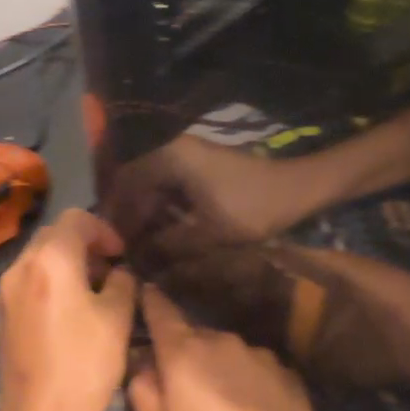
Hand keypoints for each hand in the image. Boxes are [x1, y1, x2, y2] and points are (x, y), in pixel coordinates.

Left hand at [0, 209, 137, 410]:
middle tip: (112, 271)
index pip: (76, 219)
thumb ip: (123, 282)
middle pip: (55, 235)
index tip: (123, 255)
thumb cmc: (84, 366)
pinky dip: (52, 283)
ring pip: (40, 259)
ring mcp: (5, 291)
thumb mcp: (117, 319)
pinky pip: (30, 281)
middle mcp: (20, 266)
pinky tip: (72, 311)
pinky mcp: (1, 315)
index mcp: (50, 260)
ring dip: (68, 264)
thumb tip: (120, 271)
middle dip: (85, 245)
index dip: (105, 230)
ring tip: (96, 292)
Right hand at [108, 135, 321, 246]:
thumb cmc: (253, 208)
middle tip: (122, 249)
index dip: (114, 214)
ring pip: (152, 186)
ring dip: (145, 214)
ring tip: (139, 247)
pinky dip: (162, 209)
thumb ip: (169, 245)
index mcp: (170, 159)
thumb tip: (140, 260)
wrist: (299, 188)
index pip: (125, 183)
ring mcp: (188, 156)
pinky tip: (162, 235)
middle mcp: (173, 150)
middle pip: (136, 182)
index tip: (110, 244)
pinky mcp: (201, 166)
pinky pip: (170, 186)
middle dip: (128, 215)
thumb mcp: (209, 233)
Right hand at [127, 286, 347, 410]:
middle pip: (196, 337)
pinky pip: (257, 373)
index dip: (150, 301)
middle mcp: (225, 342)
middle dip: (185, 355)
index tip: (144, 293)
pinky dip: (249, 386)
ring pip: (229, 355)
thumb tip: (145, 363)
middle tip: (182, 394)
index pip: (161, 310)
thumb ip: (143, 390)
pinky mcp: (292, 377)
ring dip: (220, 372)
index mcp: (185, 352)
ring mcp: (263, 357)